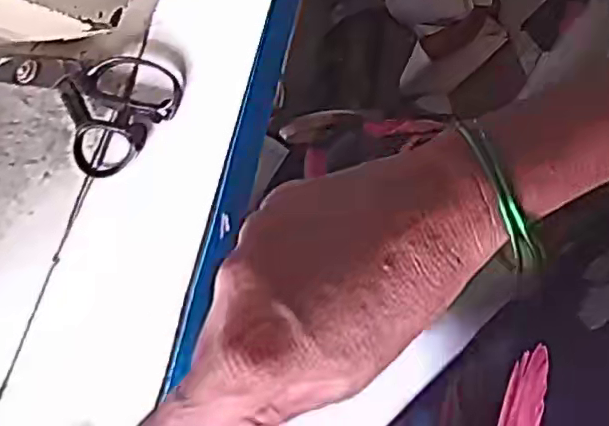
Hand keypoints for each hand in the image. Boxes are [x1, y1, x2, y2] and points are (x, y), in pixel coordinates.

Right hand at [146, 133, 501, 425]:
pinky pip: (257, 251)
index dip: (193, 418)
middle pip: (210, 347)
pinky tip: (326, 259)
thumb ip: (266, 402)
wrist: (435, 204)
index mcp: (248, 350)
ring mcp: (253, 237)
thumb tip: (232, 410)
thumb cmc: (409, 284)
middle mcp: (237, 288)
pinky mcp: (270, 204)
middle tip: (302, 340)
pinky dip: (279, 261)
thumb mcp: (341, 377)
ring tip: (326, 292)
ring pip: (234, 295)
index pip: (173, 416)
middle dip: (245, 352)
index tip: (205, 414)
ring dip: (265, 303)